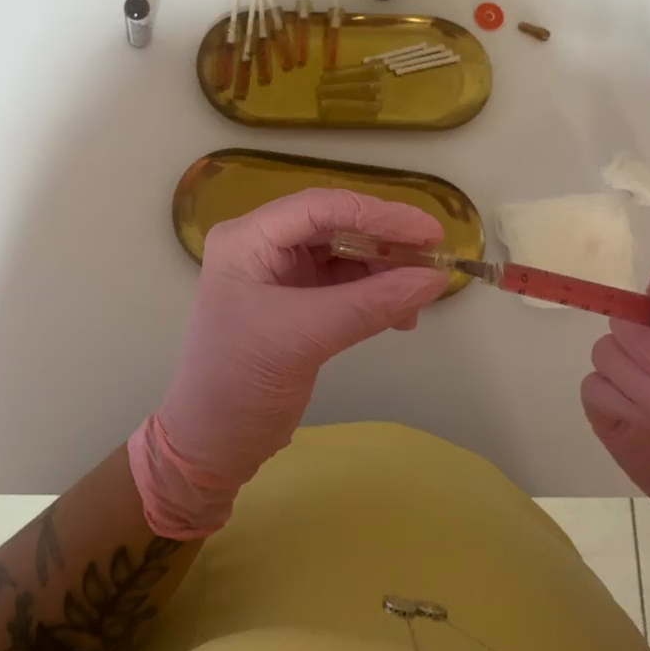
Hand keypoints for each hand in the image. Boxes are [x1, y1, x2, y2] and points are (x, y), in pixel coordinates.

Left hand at [129, 189, 449, 537]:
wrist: (212, 443)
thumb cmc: (241, 382)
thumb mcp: (305, 337)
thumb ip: (371, 303)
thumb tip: (437, 277)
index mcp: (247, 238)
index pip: (320, 207)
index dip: (378, 213)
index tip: (430, 231)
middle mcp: (261, 245)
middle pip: (333, 225)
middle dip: (384, 240)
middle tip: (434, 255)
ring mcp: (277, 273)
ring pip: (342, 254)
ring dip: (383, 270)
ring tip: (422, 292)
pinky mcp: (294, 302)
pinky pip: (343, 284)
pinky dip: (374, 294)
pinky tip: (402, 314)